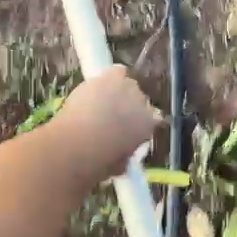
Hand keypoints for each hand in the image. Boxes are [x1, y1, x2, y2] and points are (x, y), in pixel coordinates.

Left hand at [50, 67, 160, 181]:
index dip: (138, 125)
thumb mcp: (118, 164)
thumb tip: (121, 160)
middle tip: (111, 116)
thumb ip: (124, 156)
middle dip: (128, 107)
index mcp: (149, 126)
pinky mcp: (113, 77)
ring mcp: (130, 89)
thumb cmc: (101, 160)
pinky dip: (111, 76)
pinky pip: (118, 71)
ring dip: (117, 91)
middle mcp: (144, 105)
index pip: (152, 120)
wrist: (84, 140)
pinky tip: (98, 86)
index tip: (126, 132)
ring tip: (100, 102)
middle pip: (139, 100)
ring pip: (128, 85)